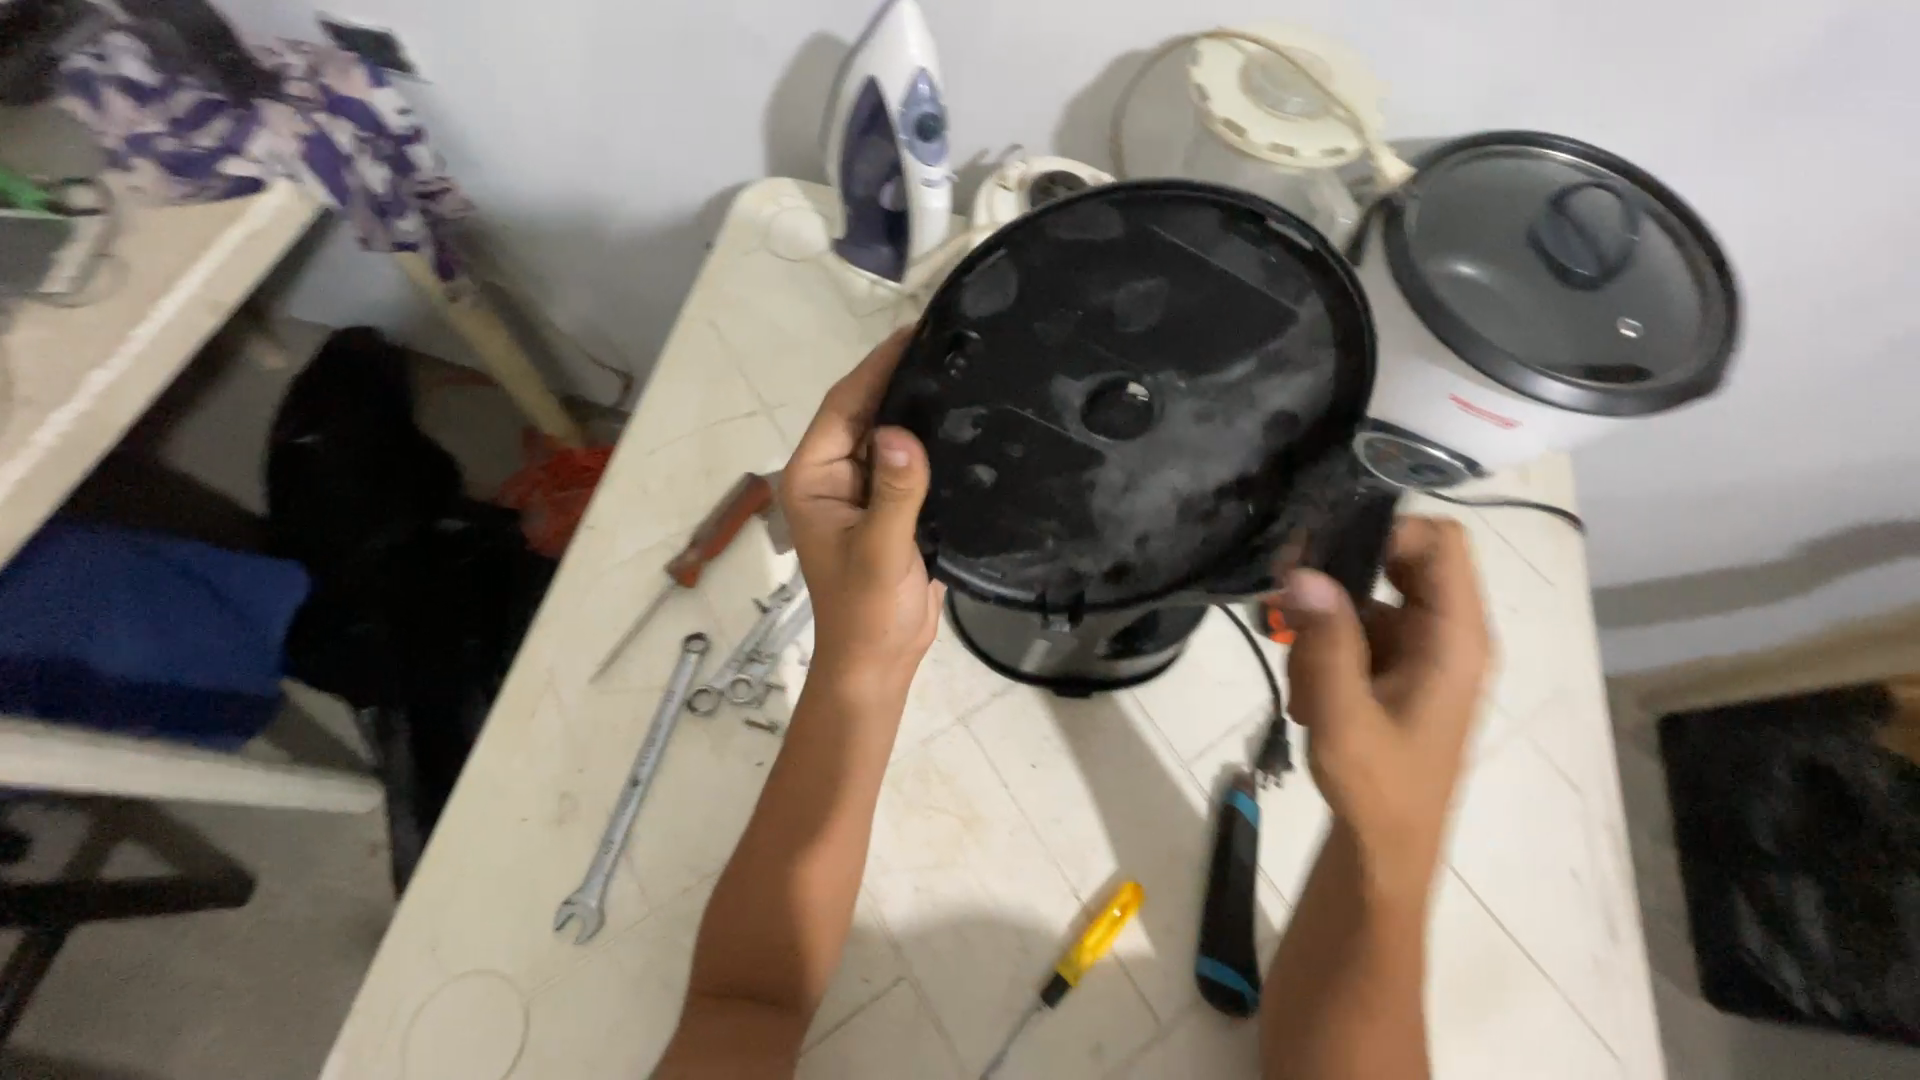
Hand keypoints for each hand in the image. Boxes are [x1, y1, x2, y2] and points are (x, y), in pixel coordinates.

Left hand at [780, 330, 944, 702]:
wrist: (879, 658)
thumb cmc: (865, 611)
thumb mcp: (878, 551)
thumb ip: (892, 493)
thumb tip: (900, 432)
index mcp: (815, 478)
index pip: (843, 407)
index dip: (875, 368)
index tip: (914, 332)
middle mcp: (835, 476)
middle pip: (867, 414)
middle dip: (900, 380)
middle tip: (949, 344)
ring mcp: (864, 492)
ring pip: (890, 437)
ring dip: (918, 409)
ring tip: (962, 372)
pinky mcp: (893, 508)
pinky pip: (910, 464)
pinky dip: (931, 443)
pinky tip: (964, 423)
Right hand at [1278, 517, 1490, 901]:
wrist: (1385, 848)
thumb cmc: (1376, 787)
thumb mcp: (1341, 715)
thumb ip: (1324, 641)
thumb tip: (1302, 571)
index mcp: (1455, 639)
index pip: (1440, 543)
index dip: (1385, 530)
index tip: (1319, 548)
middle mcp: (1446, 635)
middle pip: (1400, 563)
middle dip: (1339, 575)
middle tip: (1285, 594)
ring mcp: (1421, 652)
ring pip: (1367, 597)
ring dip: (1324, 623)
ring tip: (1301, 677)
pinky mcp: (1397, 669)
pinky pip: (1357, 630)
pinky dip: (1325, 648)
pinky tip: (1307, 693)